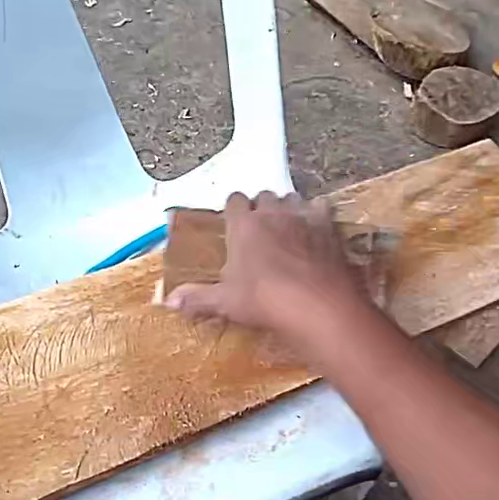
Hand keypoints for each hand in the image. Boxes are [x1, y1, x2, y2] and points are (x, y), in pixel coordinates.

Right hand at [163, 192, 373, 351]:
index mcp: (243, 225)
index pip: (233, 201)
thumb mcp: (227, 302)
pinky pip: (322, 207)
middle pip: (265, 196)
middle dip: (263, 207)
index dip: (235, 210)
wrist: (317, 303)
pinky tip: (319, 228)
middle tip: (263, 229)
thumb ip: (198, 298)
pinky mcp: (329, 226)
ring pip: (293, 198)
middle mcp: (272, 213)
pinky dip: (319, 213)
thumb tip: (170, 301)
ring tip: (290, 227)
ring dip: (290, 208)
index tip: (236, 224)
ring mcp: (303, 216)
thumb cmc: (265, 300)